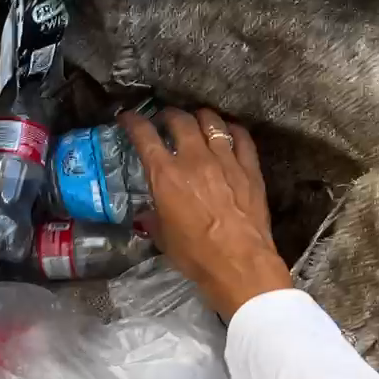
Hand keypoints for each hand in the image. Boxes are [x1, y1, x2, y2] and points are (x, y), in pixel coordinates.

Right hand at [121, 107, 289, 319]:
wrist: (239, 263)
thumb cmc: (195, 254)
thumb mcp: (163, 237)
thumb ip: (153, 218)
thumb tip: (147, 215)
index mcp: (166, 176)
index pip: (145, 137)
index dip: (133, 122)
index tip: (128, 117)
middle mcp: (194, 160)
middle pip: (180, 121)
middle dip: (169, 115)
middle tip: (165, 119)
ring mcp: (225, 160)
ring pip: (212, 122)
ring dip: (200, 117)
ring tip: (196, 120)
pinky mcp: (249, 168)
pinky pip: (241, 137)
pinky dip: (231, 130)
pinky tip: (228, 132)